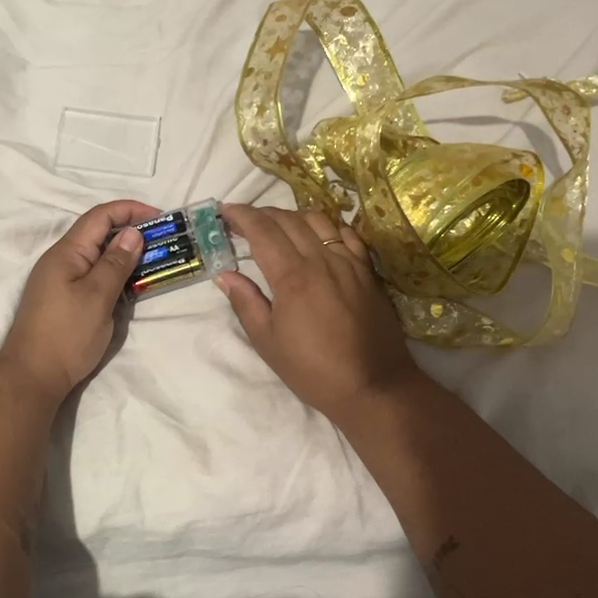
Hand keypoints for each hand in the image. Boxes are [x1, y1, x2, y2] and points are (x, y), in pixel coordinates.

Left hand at [0, 199, 158, 402]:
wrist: (32, 377)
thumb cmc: (66, 335)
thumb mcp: (98, 297)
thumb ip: (115, 263)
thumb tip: (132, 233)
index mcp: (66, 252)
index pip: (99, 216)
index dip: (130, 210)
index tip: (160, 218)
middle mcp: (61, 261)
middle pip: (98, 233)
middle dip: (131, 232)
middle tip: (163, 242)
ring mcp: (60, 281)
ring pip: (96, 256)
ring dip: (124, 255)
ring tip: (154, 262)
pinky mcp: (63, 300)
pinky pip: (92, 276)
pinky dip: (114, 274)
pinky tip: (131, 285)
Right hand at [216, 204, 425, 425]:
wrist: (373, 385)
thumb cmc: (313, 370)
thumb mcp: (268, 342)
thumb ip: (246, 303)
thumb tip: (225, 275)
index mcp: (292, 277)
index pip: (262, 231)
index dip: (241, 216)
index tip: (225, 211)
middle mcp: (321, 260)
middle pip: (288, 220)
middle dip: (262, 213)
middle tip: (244, 220)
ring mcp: (348, 263)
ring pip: (318, 220)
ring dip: (292, 215)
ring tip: (278, 225)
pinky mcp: (367, 271)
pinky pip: (346, 234)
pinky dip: (326, 226)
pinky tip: (318, 234)